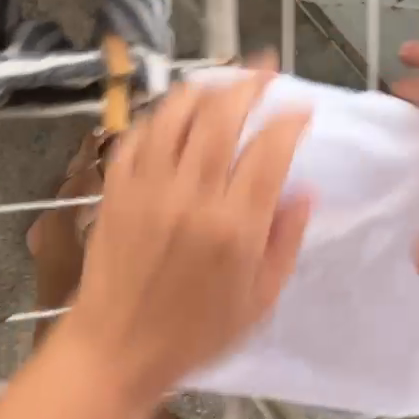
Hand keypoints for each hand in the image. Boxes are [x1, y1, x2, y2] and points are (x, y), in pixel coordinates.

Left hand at [56, 68, 312, 406]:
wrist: (116, 348)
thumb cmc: (194, 334)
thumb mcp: (258, 300)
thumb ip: (284, 241)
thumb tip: (303, 192)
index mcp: (233, 225)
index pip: (269, 150)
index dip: (289, 119)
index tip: (301, 107)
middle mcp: (190, 195)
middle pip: (221, 117)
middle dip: (248, 84)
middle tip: (265, 70)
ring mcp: (146, 187)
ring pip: (174, 115)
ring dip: (201, 89)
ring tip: (220, 80)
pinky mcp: (115, 189)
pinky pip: (136, 137)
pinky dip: (157, 116)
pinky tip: (172, 113)